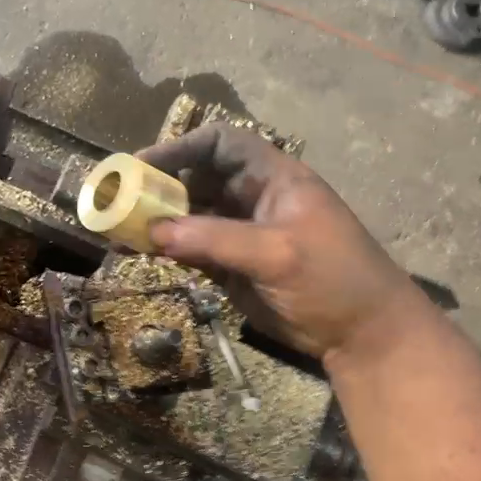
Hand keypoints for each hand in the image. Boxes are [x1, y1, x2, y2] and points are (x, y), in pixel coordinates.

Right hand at [137, 125, 433, 361]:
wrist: (364, 337)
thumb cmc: (335, 280)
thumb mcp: (278, 254)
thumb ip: (214, 239)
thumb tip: (153, 232)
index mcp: (274, 178)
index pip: (221, 144)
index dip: (181, 147)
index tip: (141, 164)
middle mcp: (251, 199)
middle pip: (195, 178)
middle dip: (156, 186)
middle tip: (117, 200)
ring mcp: (239, 233)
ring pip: (186, 215)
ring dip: (153, 220)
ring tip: (116, 230)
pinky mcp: (230, 265)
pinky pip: (187, 248)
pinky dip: (161, 249)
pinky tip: (133, 254)